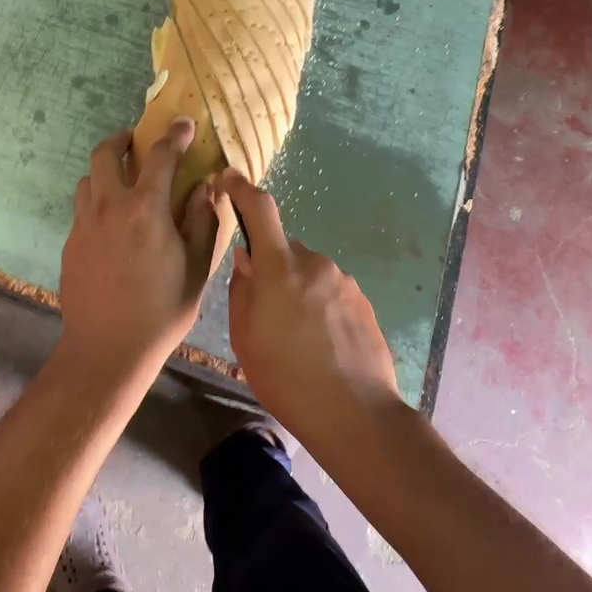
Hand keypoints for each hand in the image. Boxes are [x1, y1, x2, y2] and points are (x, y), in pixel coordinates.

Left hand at [58, 119, 229, 371]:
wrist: (107, 348)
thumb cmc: (161, 312)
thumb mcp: (196, 268)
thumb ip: (201, 222)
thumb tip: (203, 189)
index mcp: (146, 209)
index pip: (160, 155)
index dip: (174, 135)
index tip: (184, 125)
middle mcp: (110, 206)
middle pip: (106, 153)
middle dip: (123, 139)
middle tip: (137, 141)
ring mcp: (85, 223)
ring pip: (89, 178)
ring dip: (106, 170)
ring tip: (123, 181)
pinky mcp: (71, 242)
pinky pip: (82, 207)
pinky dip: (97, 200)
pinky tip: (112, 222)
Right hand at [224, 170, 404, 446]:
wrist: (356, 414)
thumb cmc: (286, 377)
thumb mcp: (245, 336)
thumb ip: (243, 289)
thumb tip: (248, 260)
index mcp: (280, 267)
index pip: (260, 209)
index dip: (241, 188)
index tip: (228, 177)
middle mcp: (315, 263)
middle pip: (285, 250)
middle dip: (272, 268)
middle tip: (264, 310)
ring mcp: (344, 282)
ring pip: (308, 273)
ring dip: (296, 290)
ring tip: (295, 337)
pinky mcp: (363, 303)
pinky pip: (330, 292)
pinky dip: (319, 307)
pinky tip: (319, 344)